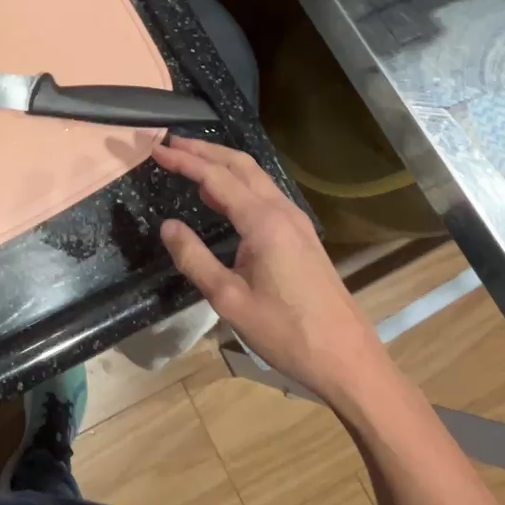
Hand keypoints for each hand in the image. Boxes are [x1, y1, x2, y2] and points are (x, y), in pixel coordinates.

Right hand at [154, 137, 388, 400]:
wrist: (349, 361)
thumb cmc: (287, 333)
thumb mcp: (229, 300)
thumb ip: (194, 259)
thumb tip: (168, 226)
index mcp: (263, 222)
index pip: (216, 177)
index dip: (184, 160)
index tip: (155, 150)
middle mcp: (282, 212)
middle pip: (240, 165)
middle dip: (203, 149)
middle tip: (170, 143)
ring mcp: (297, 222)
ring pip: (255, 176)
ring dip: (222, 162)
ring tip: (190, 159)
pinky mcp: (302, 236)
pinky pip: (264, 193)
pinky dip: (237, 181)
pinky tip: (221, 195)